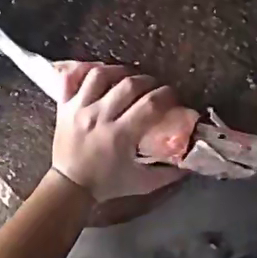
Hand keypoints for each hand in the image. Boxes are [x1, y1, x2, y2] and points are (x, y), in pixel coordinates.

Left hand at [50, 62, 185, 201]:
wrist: (69, 187)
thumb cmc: (107, 184)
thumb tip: (192, 161)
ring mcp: (79, 109)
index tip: (173, 97)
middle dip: (148, 81)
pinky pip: (70, 79)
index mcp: (119, 135)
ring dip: (119, 71)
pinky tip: (98, 72)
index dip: (167, 95)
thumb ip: (168, 172)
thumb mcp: (142, 183)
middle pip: (129, 84)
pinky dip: (84, 70)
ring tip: (128, 76)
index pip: (150, 104)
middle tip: (154, 88)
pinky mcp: (64, 107)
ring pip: (100, 75)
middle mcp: (98, 117)